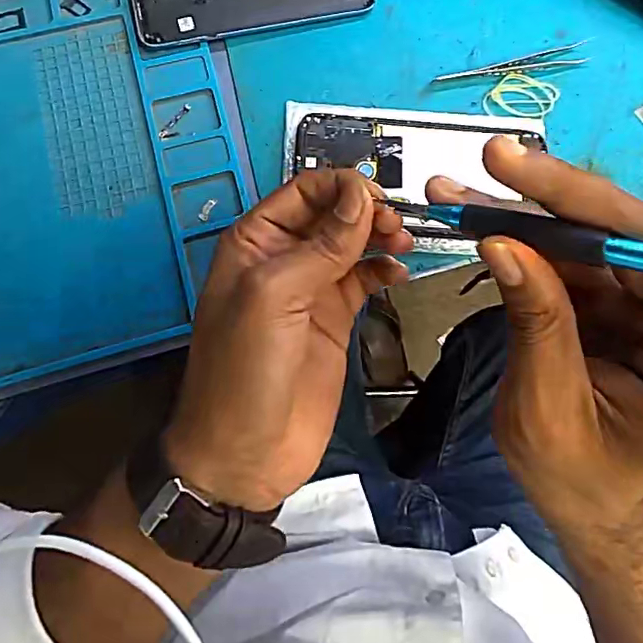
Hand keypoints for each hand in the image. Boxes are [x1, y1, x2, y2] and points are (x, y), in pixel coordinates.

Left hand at [163, 170, 414, 510]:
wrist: (245, 455)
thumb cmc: (240, 373)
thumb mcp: (274, 297)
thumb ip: (320, 245)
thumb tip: (360, 197)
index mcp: (256, 241)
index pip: (305, 191)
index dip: (342, 187)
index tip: (376, 198)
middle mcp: (283, 258)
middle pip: (333, 213)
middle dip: (365, 210)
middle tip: (394, 226)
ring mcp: (310, 288)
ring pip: (352, 243)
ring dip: (379, 236)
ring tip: (401, 243)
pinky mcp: (333, 317)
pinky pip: (364, 278)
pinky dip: (383, 270)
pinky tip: (397, 273)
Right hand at [426, 137, 642, 537]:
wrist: (577, 483)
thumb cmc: (580, 474)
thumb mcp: (547, 423)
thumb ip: (538, 333)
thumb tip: (505, 244)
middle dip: (582, 197)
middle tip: (505, 161)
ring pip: (612, 224)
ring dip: (543, 192)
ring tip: (483, 167)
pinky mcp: (615, 278)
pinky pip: (574, 234)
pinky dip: (524, 212)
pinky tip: (472, 195)